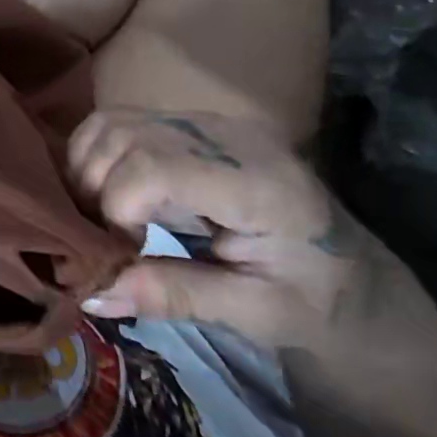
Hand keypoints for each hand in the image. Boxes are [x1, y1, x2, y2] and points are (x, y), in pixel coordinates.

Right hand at [67, 108, 378, 351]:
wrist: (350, 269)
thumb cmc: (314, 300)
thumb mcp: (257, 313)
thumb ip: (177, 296)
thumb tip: (94, 295)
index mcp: (257, 183)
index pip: (154, 168)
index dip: (117, 207)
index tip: (125, 252)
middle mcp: (225, 136)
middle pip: (122, 138)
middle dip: (93, 189)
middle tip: (103, 238)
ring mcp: (204, 122)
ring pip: (110, 124)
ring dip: (86, 168)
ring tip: (100, 216)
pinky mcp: (186, 122)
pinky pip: (117, 123)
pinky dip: (93, 155)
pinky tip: (105, 192)